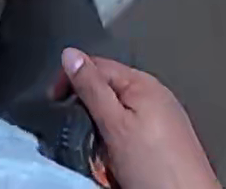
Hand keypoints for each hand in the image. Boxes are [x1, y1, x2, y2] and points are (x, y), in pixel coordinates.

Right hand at [62, 48, 220, 188]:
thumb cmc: (156, 171)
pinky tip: (122, 161)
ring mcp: (166, 120)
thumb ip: (91, 87)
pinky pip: (134, 130)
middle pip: (107, 89)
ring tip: (103, 153)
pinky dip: (121, 142)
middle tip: (81, 133)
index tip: (55, 101)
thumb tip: (70, 54)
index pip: (95, 65)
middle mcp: (156, 95)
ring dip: (104, 129)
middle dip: (89, 109)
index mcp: (143, 82)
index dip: (71, 79)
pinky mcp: (170, 144)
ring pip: (119, 112)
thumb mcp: (114, 126)